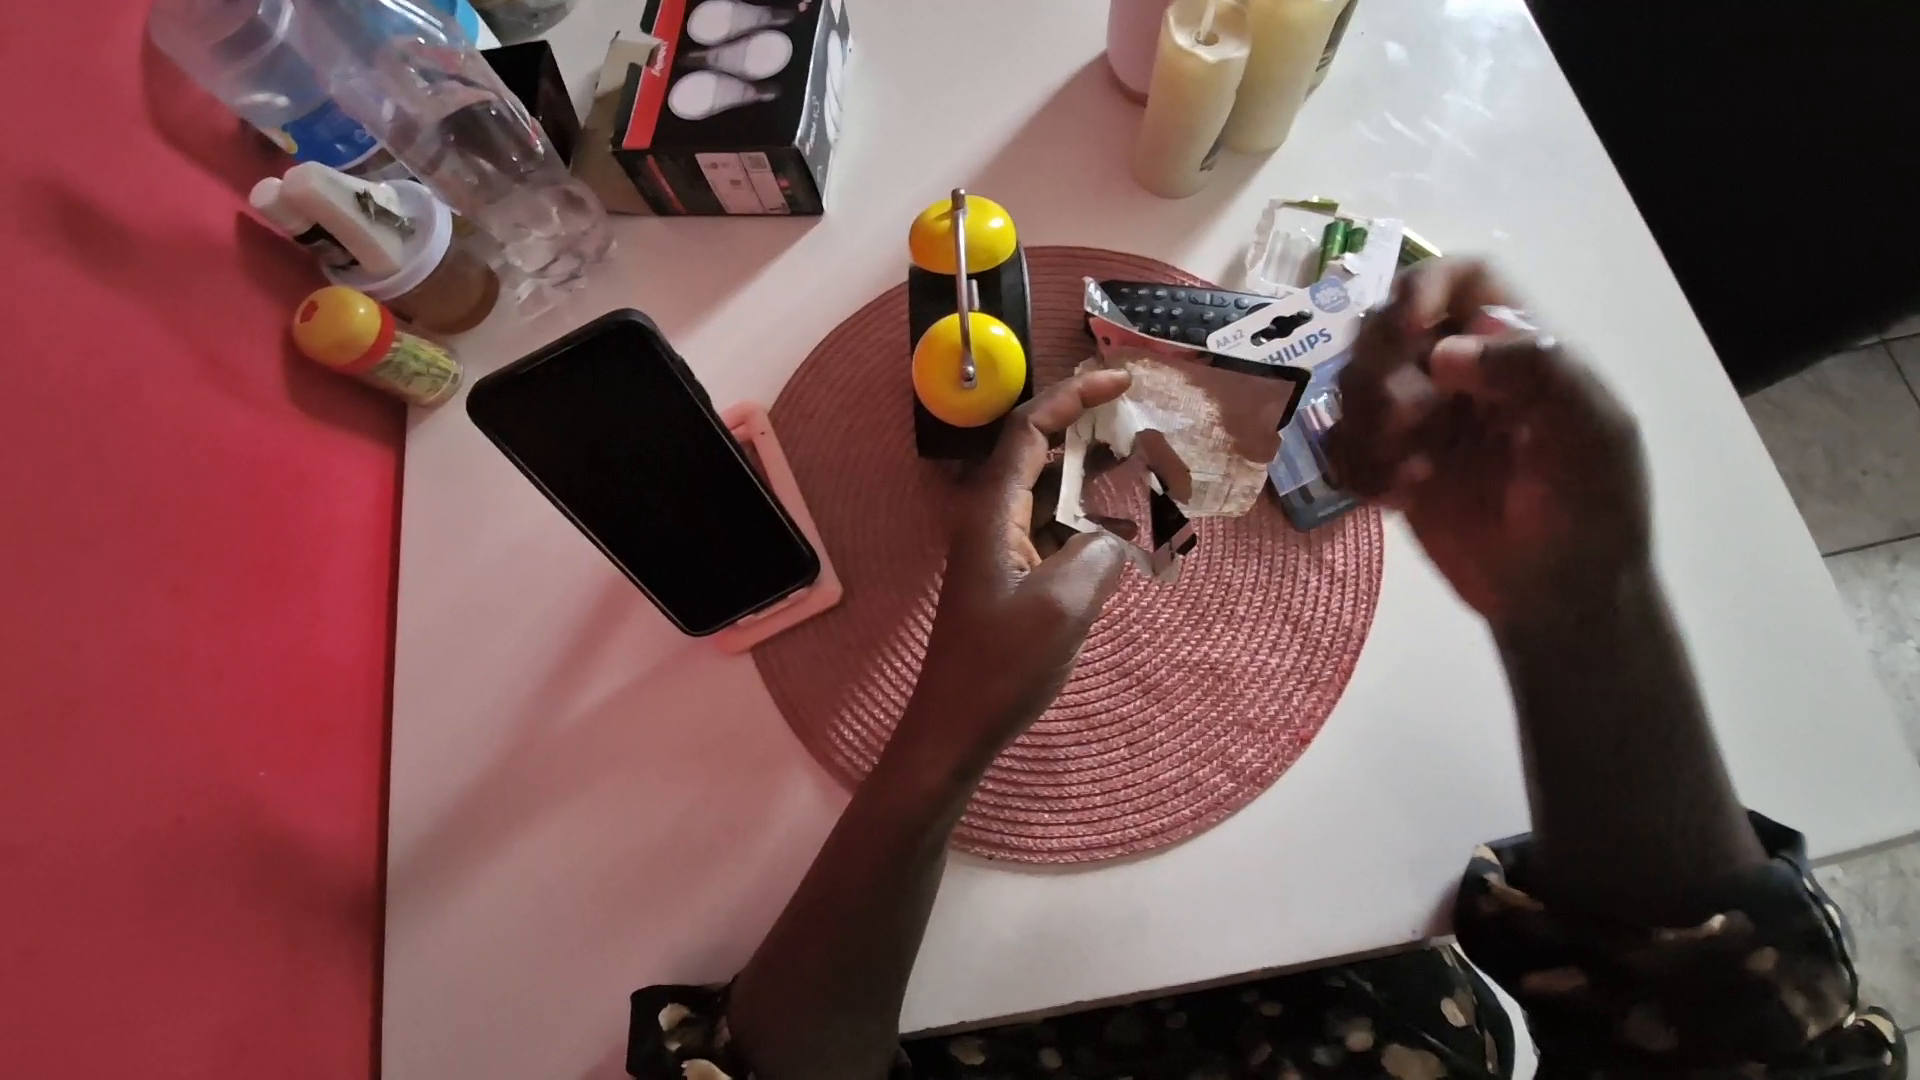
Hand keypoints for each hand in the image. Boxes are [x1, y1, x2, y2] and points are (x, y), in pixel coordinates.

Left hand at [899, 372, 1135, 764]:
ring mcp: (998, 547)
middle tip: (1137, 418)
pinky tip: (1125, 533)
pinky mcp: (1010, 575)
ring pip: (1047, 493)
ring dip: (1090, 476)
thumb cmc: (1001, 666)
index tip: (1120, 382)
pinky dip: (1085, 523)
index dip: (1073, 397)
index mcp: (992, 510)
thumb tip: (1115, 539)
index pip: (1030, 430)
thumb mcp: (1064, 606)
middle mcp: (990, 517)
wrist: (956, 724)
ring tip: (1140, 463)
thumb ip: (1099, 555)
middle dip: (1086, 429)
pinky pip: (1051, 531)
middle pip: (1037, 452)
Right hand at [1326, 259, 1650, 627]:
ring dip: (1362, 430)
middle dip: (1379, 375)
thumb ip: (1535, 376)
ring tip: (1405, 478)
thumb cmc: (1590, 513)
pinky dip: (1353, 470)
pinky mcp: (1385, 464)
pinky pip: (1338, 445)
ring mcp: (1416, 421)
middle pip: (1383, 329)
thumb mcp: (1589, 438)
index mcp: (1517, 348)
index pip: (1462, 278)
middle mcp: (1458, 374)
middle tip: (1404, 426)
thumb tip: (1444, 351)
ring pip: (1349, 387)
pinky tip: (1392, 499)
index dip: (1423, 286)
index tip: (1407, 330)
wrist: (1553, 598)